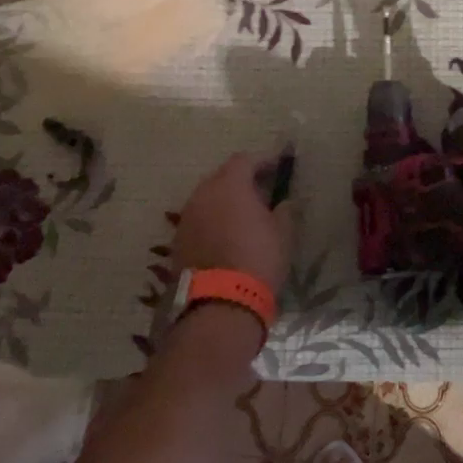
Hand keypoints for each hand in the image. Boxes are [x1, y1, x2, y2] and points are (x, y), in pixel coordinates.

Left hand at [173, 153, 294, 292]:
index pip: (245, 160)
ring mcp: (187, 217)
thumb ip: (284, 211)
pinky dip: (212, 220)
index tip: (277, 167)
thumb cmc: (257, 259)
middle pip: (222, 176)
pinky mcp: (178, 240)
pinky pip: (198, 219)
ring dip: (224, 201)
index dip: (262, 160)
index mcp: (230, 185)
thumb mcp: (283, 233)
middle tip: (260, 191)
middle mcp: (203, 194)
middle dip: (241, 179)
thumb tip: (284, 202)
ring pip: (207, 198)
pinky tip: (224, 235)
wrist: (219, 303)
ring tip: (242, 215)